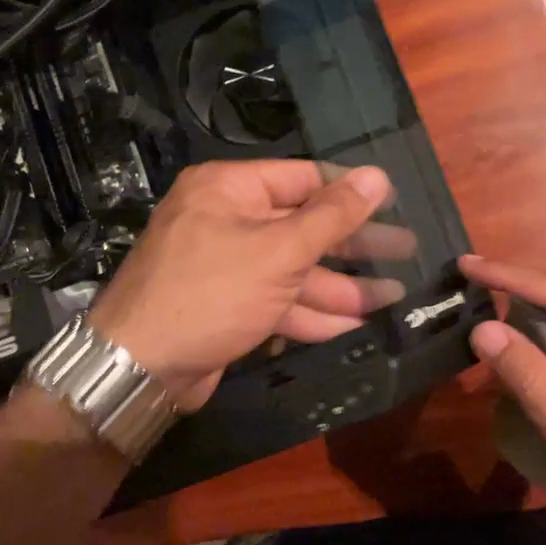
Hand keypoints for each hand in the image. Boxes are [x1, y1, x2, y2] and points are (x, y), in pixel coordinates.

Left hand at [89, 161, 402, 409]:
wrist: (138, 369)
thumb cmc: (211, 293)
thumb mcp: (279, 252)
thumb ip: (333, 216)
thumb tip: (378, 175)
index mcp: (231, 189)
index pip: (304, 178)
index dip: (351, 192)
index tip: (395, 204)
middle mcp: (227, 220)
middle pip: (303, 227)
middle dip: (354, 247)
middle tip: (407, 252)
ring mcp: (226, 266)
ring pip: (294, 270)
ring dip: (340, 287)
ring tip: (393, 297)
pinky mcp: (227, 306)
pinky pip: (277, 300)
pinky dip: (311, 313)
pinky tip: (354, 324)